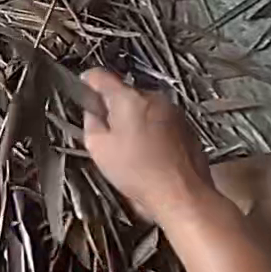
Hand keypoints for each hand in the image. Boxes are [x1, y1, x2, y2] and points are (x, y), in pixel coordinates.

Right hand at [81, 69, 213, 223]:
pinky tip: (148, 157)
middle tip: (108, 136)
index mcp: (128, 99)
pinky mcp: (186, 127)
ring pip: (143, 109)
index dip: (87, 82)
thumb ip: (90, 122)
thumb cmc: (142, 174)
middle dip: (114, 111)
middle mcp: (153, 99)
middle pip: (124, 95)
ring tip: (131, 152)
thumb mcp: (97, 148)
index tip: (84, 89)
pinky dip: (153, 134)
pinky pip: (161, 122)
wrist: (182, 195)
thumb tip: (93, 114)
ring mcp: (173, 112)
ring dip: (135, 123)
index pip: (100, 76)